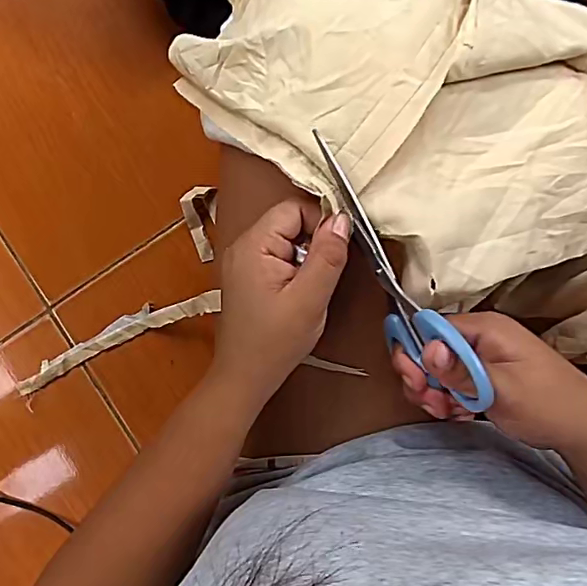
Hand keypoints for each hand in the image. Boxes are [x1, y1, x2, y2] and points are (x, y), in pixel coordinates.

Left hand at [212, 199, 349, 400]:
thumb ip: (327, 257)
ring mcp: (243, 262)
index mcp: (253, 246)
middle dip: (314, 244)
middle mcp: (243, 246)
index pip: (293, 209)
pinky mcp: (248, 276)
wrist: (245, 377)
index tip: (336, 252)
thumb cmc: (273, 343)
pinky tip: (299, 296)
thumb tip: (342, 220)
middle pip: (290, 222)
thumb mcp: (310, 299)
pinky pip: (279, 258)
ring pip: (287, 241)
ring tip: (309, 291)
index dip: (321, 224)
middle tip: (321, 278)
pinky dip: (296, 270)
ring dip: (307, 259)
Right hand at [390, 312, 586, 450]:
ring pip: (440, 370)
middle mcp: (483, 337)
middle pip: (431, 349)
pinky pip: (455, 383)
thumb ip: (461, 369)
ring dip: (436, 393)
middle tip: (432, 400)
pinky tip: (460, 413)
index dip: (416, 353)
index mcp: (487, 329)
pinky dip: (450, 400)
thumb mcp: (501, 388)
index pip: (431, 328)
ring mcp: (485, 358)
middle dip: (424, 378)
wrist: (583, 427)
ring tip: (449, 410)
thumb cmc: (551, 405)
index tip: (415, 379)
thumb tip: (428, 348)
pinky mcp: (487, 377)